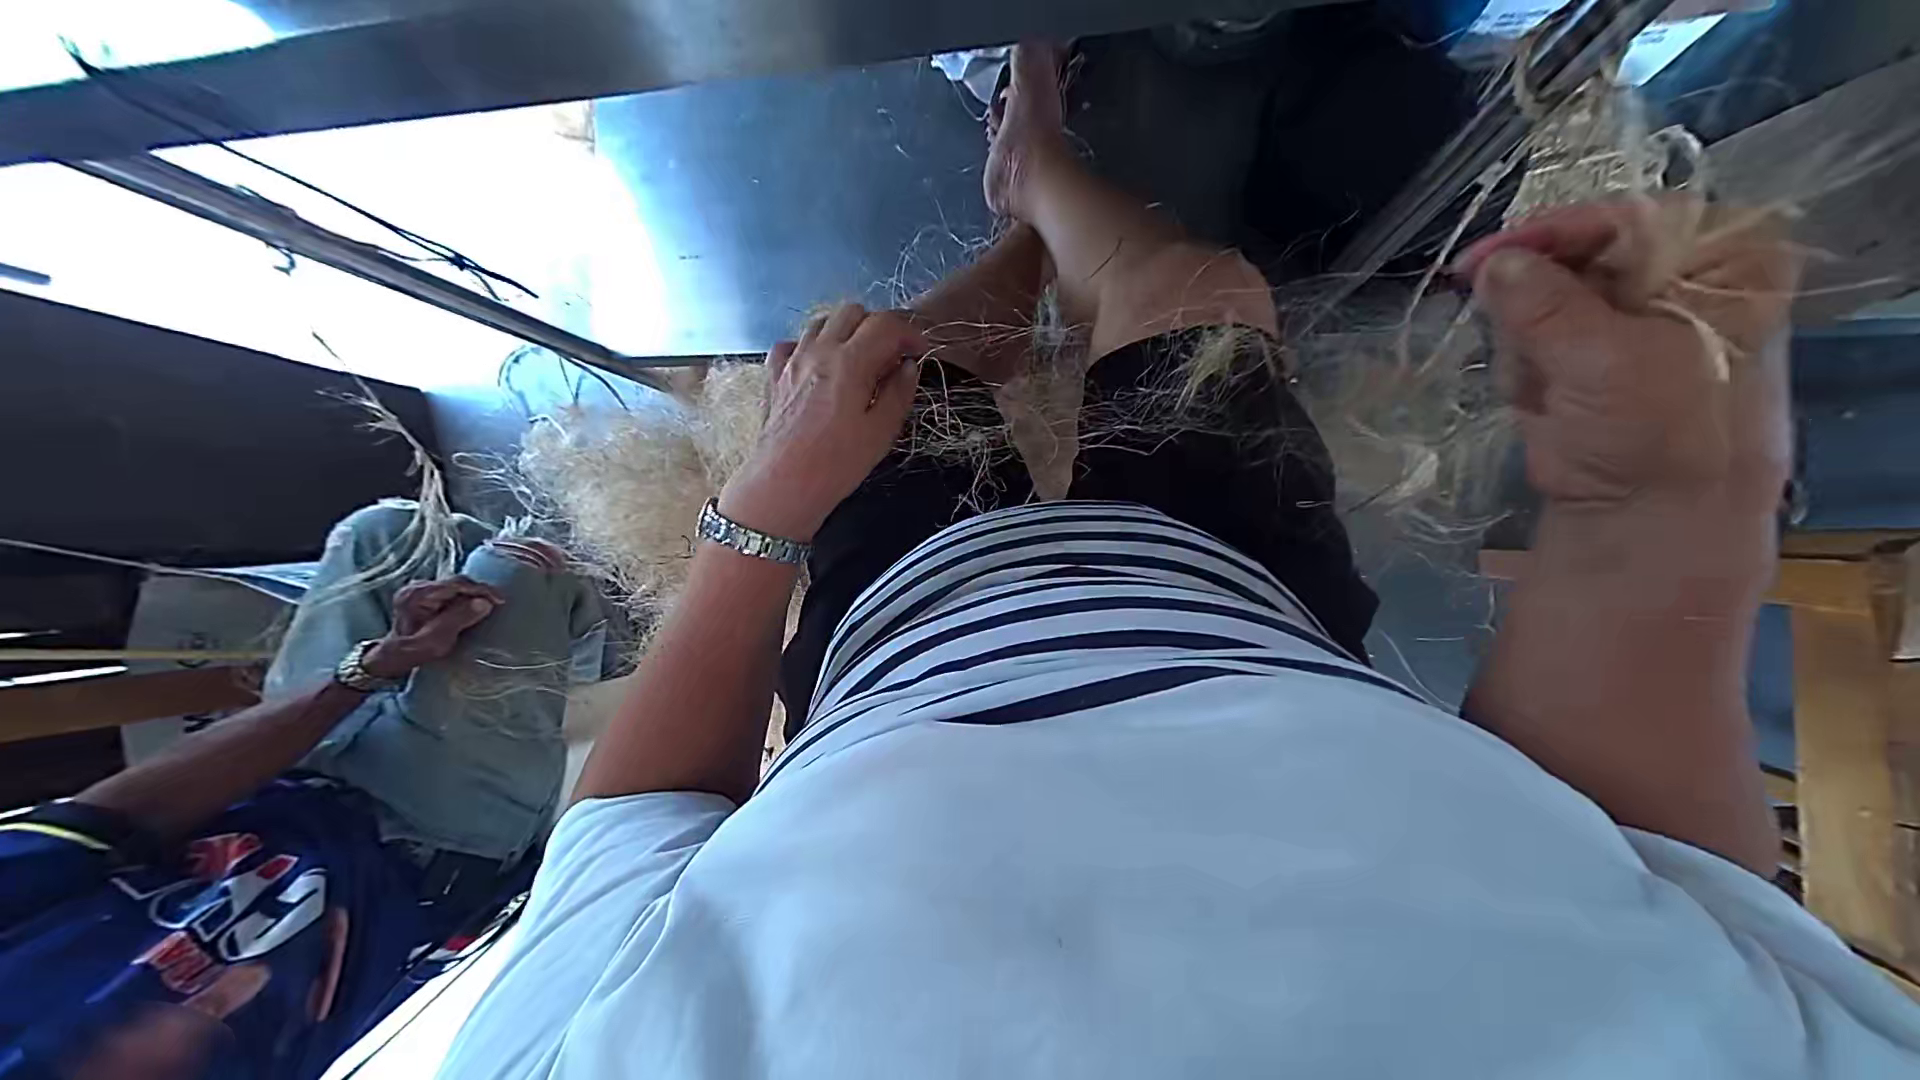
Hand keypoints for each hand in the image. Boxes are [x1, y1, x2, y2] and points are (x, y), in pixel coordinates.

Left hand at [362, 575, 503, 678]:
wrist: (390, 659)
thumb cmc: (410, 653)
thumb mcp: (435, 641)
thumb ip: (457, 620)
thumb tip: (484, 602)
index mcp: (417, 595)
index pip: (458, 584)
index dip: (482, 590)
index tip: (500, 601)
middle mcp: (416, 588)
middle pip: (458, 583)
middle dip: (480, 593)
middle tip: (497, 605)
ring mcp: (419, 590)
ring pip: (456, 586)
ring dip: (474, 596)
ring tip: (489, 607)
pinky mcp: (425, 596)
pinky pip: (452, 592)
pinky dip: (466, 598)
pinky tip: (474, 608)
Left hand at [719, 303, 926, 541]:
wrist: (784, 485)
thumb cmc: (837, 464)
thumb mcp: (881, 432)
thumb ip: (898, 393)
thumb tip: (907, 367)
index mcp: (850, 363)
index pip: (885, 324)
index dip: (909, 332)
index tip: (919, 352)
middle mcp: (818, 351)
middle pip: (852, 312)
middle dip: (877, 327)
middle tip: (890, 357)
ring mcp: (792, 361)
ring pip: (821, 322)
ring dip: (845, 332)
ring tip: (858, 361)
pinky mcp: (774, 376)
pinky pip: (792, 343)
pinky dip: (810, 346)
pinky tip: (820, 368)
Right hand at [1457, 199, 1799, 513]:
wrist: (1638, 508)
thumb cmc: (1652, 432)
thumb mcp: (1604, 361)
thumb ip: (1545, 305)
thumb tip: (1490, 263)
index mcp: (1718, 258)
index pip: (1624, 217)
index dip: (1551, 233)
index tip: (1482, 257)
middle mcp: (1672, 276)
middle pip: (1575, 252)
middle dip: (1529, 295)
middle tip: (1505, 328)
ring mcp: (1619, 314)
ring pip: (1538, 295)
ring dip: (1523, 337)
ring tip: (1540, 379)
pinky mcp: (1577, 351)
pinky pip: (1524, 332)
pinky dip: (1519, 360)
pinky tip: (1537, 391)